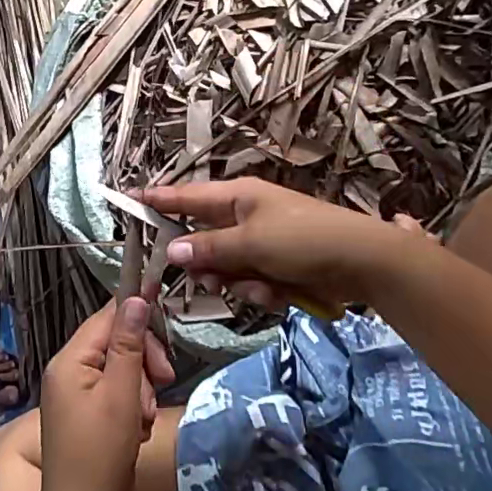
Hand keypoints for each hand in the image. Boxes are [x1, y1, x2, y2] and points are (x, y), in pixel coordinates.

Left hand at [38, 297, 166, 490]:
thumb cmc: (101, 449)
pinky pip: (117, 395)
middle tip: (162, 383)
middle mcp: (68, 371)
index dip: (136, 317)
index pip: (105, 318)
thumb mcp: (121, 391)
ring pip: (121, 371)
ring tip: (143, 418)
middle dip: (142, 361)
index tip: (166, 328)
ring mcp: (77, 395)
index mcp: (68, 359)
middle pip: (115, 343)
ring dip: (141, 389)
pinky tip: (137, 430)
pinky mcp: (89, 417)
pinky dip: (133, 407)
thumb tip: (136, 298)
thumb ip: (129, 343)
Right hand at [141, 179, 425, 309]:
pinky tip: (280, 294)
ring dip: (240, 283)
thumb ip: (208, 249)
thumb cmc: (303, 239)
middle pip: (204, 242)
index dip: (157, 200)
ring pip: (226, 268)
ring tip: (262, 287)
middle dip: (209, 265)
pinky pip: (251, 282)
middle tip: (213, 278)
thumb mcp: (250, 243)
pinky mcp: (277, 266)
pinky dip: (262, 291)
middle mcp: (245, 216)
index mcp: (237, 197)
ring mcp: (262, 243)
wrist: (362, 262)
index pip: (186, 197)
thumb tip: (170, 251)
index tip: (128, 200)